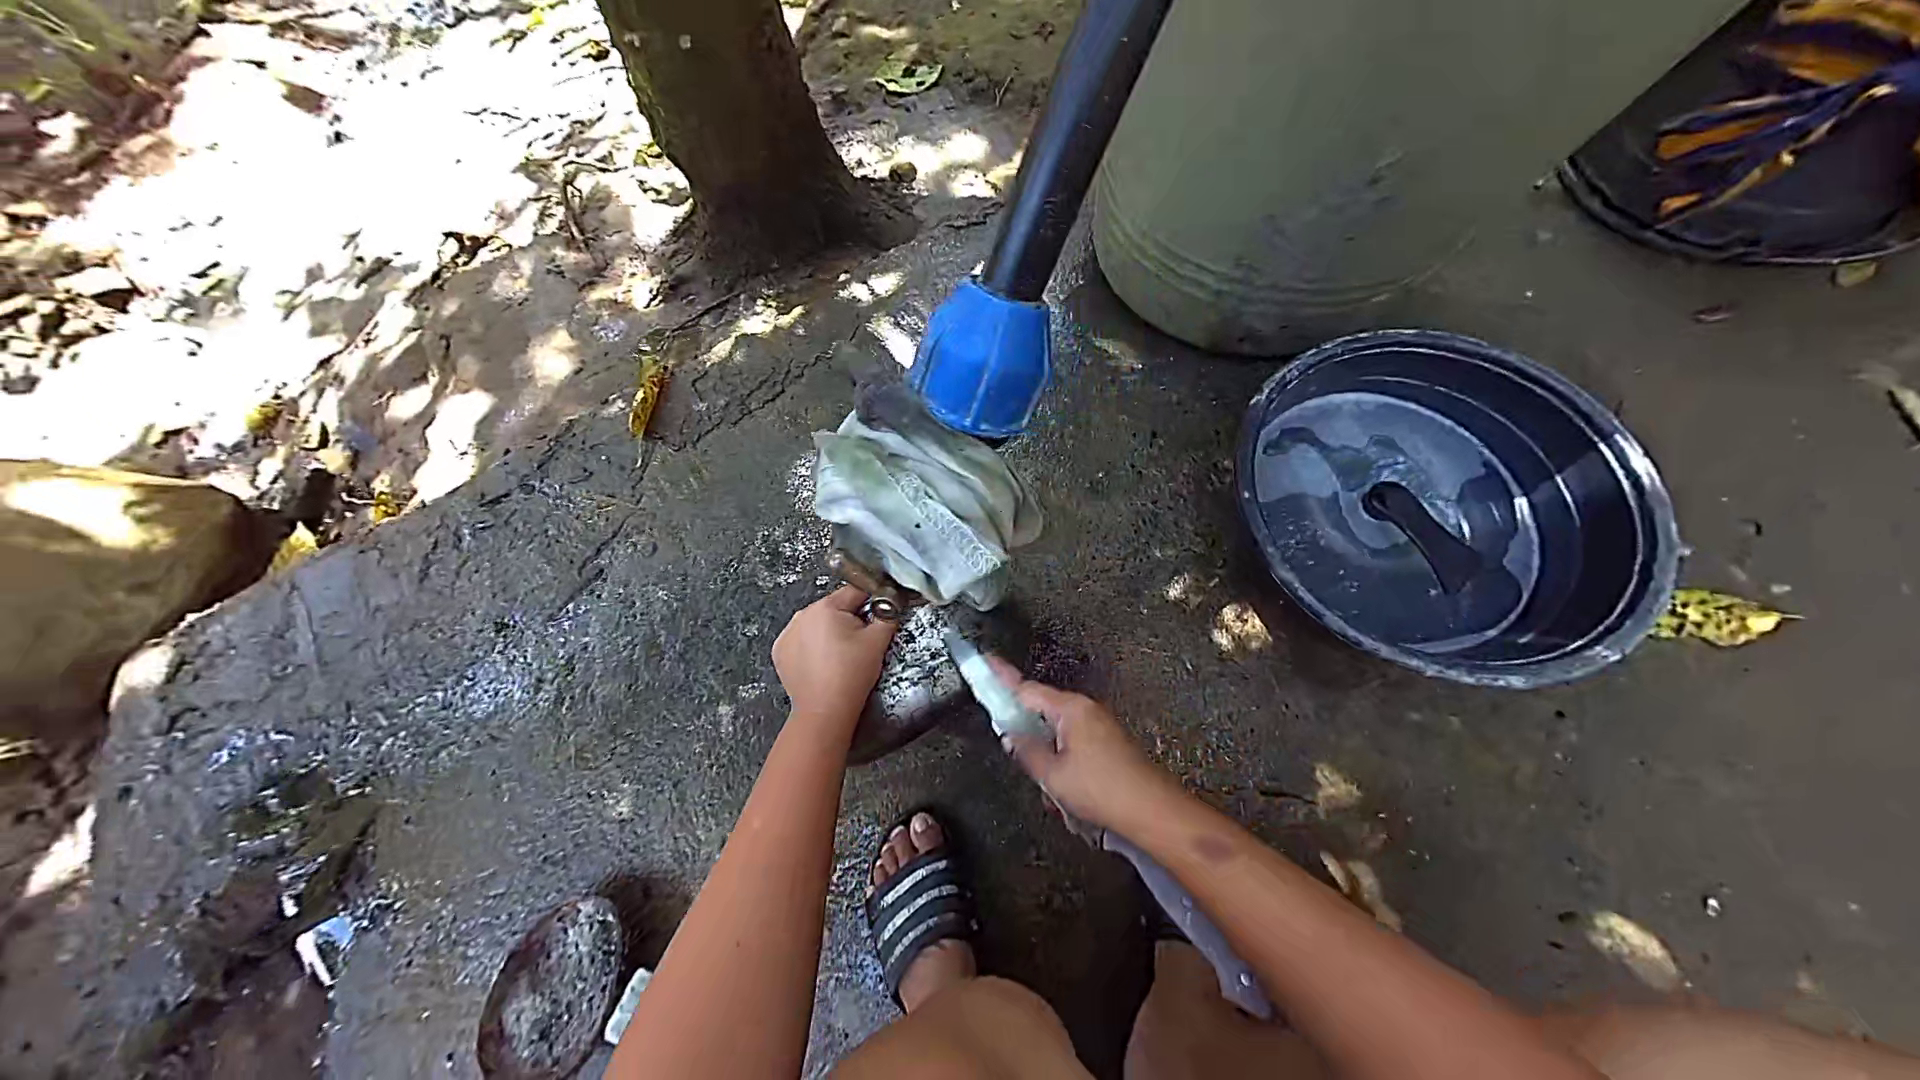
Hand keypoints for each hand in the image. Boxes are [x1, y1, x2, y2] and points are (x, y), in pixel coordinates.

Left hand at [773, 586, 896, 726]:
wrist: (825, 710)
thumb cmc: (851, 676)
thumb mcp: (878, 641)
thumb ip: (887, 615)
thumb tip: (889, 604)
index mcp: (825, 607)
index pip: (854, 593)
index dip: (869, 606)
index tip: (875, 621)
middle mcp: (802, 615)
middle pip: (834, 608)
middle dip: (848, 621)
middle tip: (858, 645)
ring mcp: (787, 634)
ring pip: (817, 624)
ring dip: (828, 633)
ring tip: (839, 657)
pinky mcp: (780, 651)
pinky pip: (801, 640)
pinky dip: (811, 647)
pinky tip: (822, 663)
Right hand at [986, 657, 1182, 832]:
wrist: (1152, 811)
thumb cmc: (1107, 790)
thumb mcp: (1052, 775)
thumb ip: (1025, 751)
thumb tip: (1011, 738)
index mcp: (1071, 709)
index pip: (1027, 688)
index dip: (1003, 678)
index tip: (988, 664)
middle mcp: (1087, 711)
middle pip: (1042, 711)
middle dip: (1028, 735)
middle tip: (1018, 754)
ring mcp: (1100, 726)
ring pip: (1058, 734)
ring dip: (1049, 758)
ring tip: (1055, 791)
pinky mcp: (1108, 743)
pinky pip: (1075, 746)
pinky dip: (1066, 765)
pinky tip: (1069, 794)